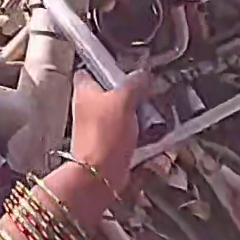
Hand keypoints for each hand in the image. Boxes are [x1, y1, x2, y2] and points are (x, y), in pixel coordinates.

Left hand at [69, 71, 147, 194]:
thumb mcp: (123, 101)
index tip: (124, 66)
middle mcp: (88, 107)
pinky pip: (130, 133)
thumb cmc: (104, 133)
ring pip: (123, 113)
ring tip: (155, 113)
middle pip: (111, 93)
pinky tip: (155, 133)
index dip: (104, 67)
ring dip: (139, 114)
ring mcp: (99, 126)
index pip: (89, 70)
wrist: (101, 172)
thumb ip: (134, 85)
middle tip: (148, 91)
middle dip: (130, 93)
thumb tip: (143, 74)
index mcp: (84, 90)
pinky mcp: (111, 143)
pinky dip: (142, 133)